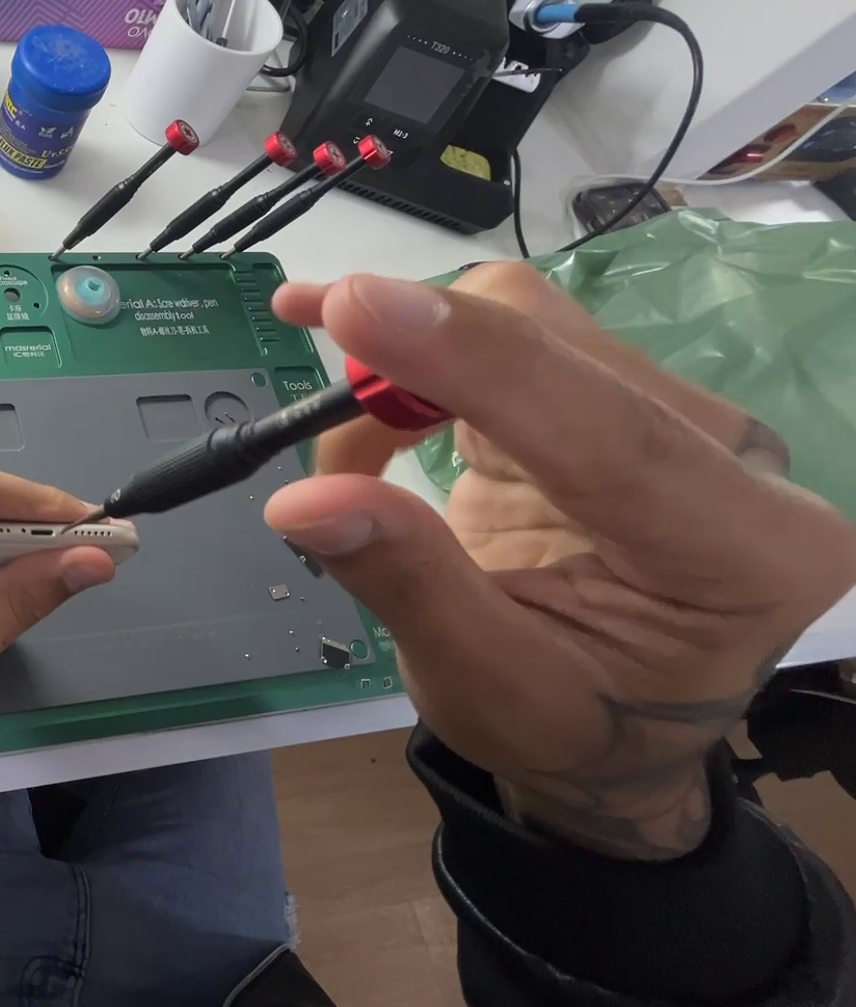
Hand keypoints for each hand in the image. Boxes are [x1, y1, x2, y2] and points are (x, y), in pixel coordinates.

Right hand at [265, 264, 855, 859]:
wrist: (605, 727)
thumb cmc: (562, 725)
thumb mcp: (479, 680)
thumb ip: (403, 580)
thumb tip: (298, 500)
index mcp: (738, 549)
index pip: (603, 428)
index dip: (472, 362)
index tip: (350, 307)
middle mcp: (723, 459)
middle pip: (555, 344)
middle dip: (409, 372)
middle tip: (321, 444)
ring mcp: (660, 420)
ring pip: (516, 322)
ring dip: (397, 374)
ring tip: (341, 461)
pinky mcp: (595, 406)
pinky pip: (492, 346)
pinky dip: (403, 364)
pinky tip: (349, 386)